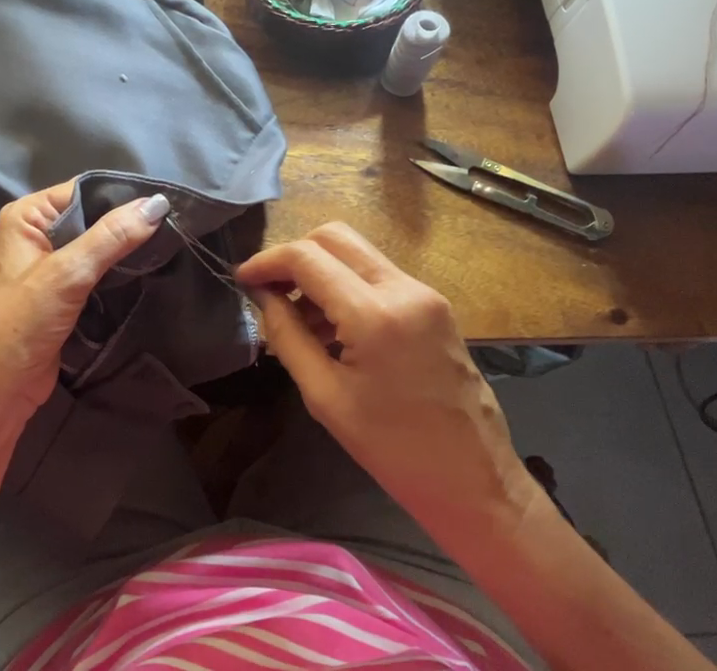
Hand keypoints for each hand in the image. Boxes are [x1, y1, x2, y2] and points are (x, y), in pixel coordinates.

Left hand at [0, 182, 169, 422]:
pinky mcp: (62, 294)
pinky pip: (97, 273)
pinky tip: (149, 272)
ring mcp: (49, 265)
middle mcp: (36, 233)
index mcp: (27, 216)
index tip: (168, 204)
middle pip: (92, 217)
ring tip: (171, 247)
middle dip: (129, 225)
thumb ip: (112, 237)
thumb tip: (158, 202)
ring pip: (98, 247)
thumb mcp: (67, 274)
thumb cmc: (21, 324)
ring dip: (127, 251)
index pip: (83, 191)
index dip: (123, 196)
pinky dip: (119, 273)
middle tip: (176, 227)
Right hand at [237, 223, 541, 530]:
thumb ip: (287, 336)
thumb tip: (262, 296)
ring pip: (357, 253)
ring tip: (297, 320)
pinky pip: (378, 275)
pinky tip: (331, 328)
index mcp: (375, 314)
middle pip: (334, 236)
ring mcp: (425, 295)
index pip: (307, 257)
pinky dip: (345, 286)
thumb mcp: (325, 397)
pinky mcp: (435, 306)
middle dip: (293, 256)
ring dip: (320, 271)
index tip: (242, 281)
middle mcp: (404, 289)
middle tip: (269, 292)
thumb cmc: (392, 449)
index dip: (266, 262)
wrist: (473, 480)